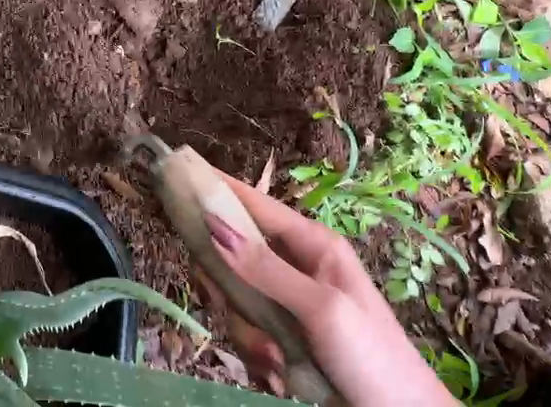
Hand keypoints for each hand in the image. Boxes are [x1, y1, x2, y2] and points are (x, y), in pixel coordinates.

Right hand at [200, 169, 455, 406]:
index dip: (215, 187)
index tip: (175, 173)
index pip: (253, 202)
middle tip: (221, 300)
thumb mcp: (320, 310)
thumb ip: (264, 267)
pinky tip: (279, 376)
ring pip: (233, 297)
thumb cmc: (374, 360)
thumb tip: (213, 221)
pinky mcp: (284, 337)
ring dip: (246, 332)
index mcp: (312, 245)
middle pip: (231, 253)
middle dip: (226, 285)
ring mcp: (288, 303)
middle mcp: (295, 266)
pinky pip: (245, 331)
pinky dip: (255, 355)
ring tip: (276, 362)